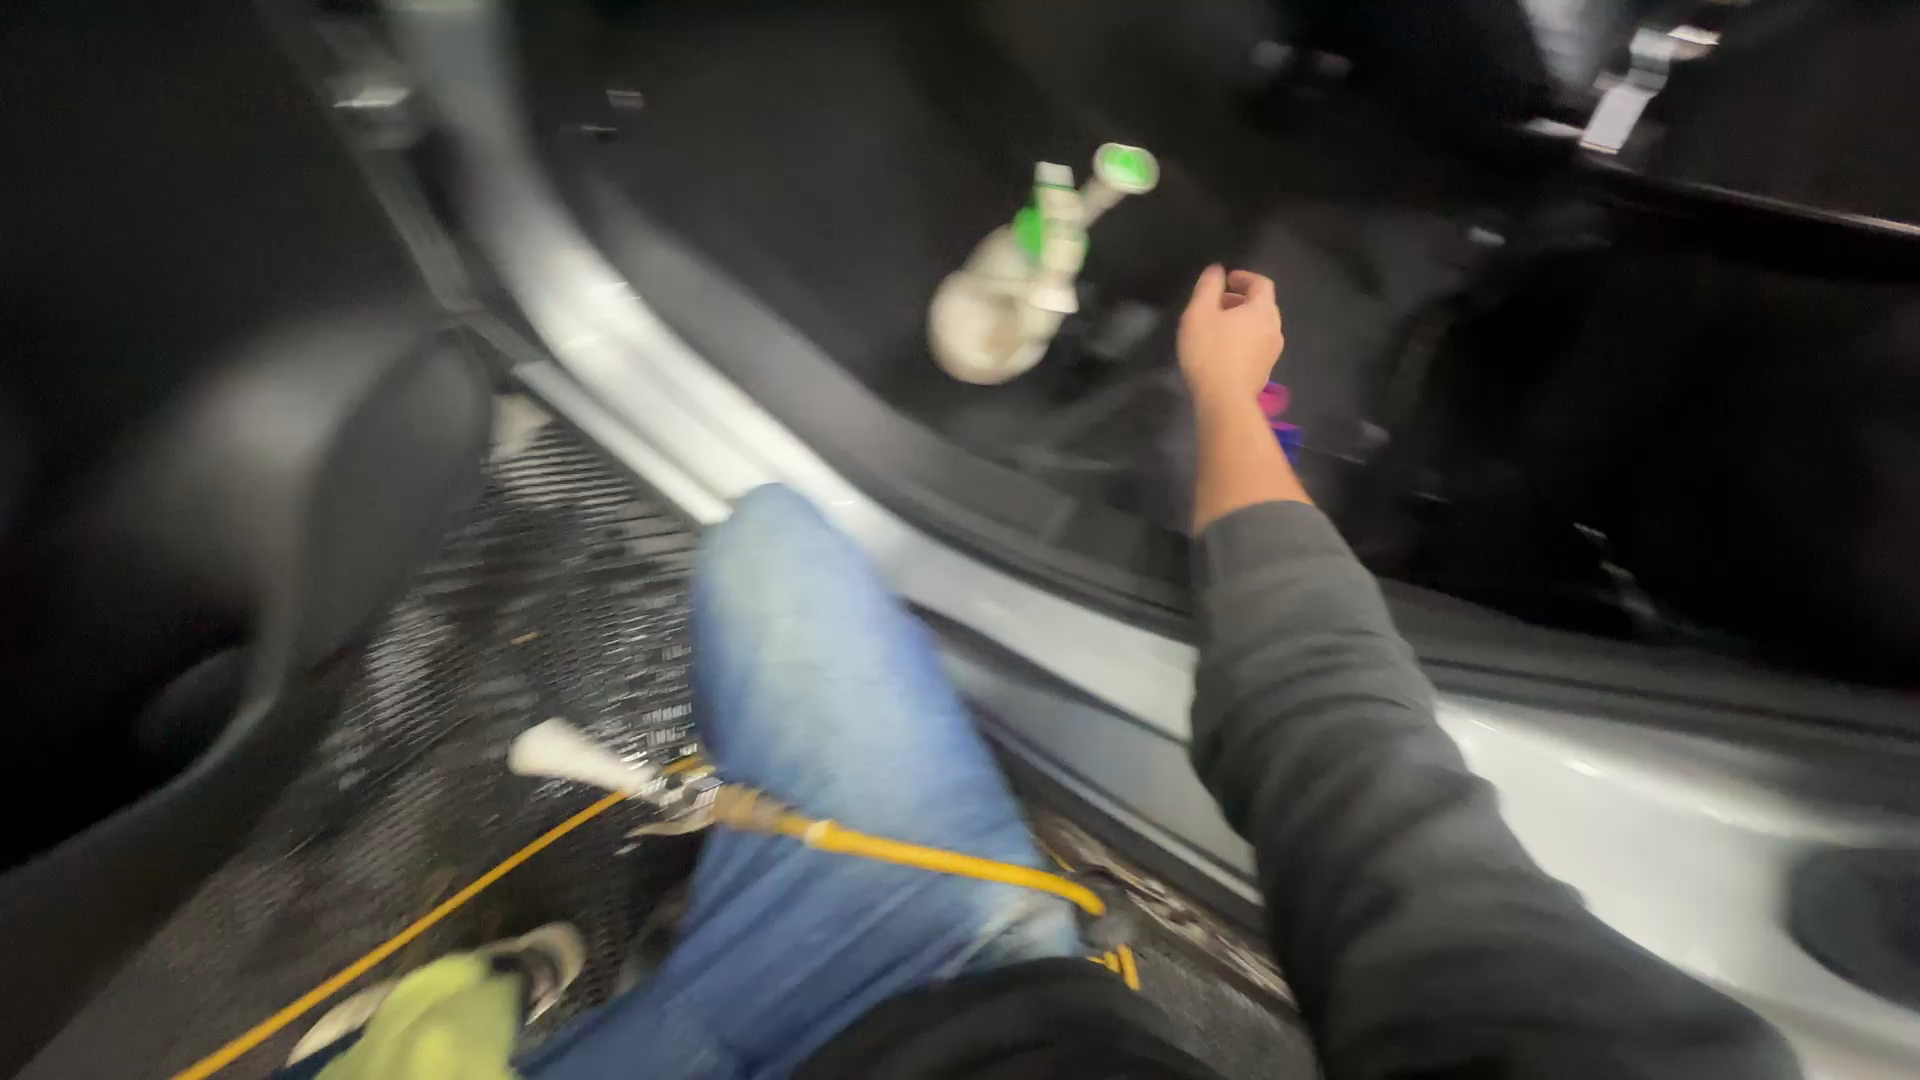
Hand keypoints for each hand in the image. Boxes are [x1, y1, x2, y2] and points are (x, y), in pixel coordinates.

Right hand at [1178, 265, 1283, 406]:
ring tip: (1220, 329)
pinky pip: (1256, 349)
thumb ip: (1207, 287)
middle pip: (1263, 306)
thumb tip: (1216, 270)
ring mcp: (1272, 353)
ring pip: (1260, 329)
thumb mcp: (1199, 313)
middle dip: (1242, 301)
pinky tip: (1225, 353)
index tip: (1227, 280)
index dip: (1245, 278)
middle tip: (1219, 304)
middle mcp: (1274, 329)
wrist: (1224, 399)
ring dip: (1243, 323)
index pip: (1261, 284)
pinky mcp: (1264, 373)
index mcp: (1261, 310)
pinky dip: (1244, 342)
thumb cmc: (1210, 352)